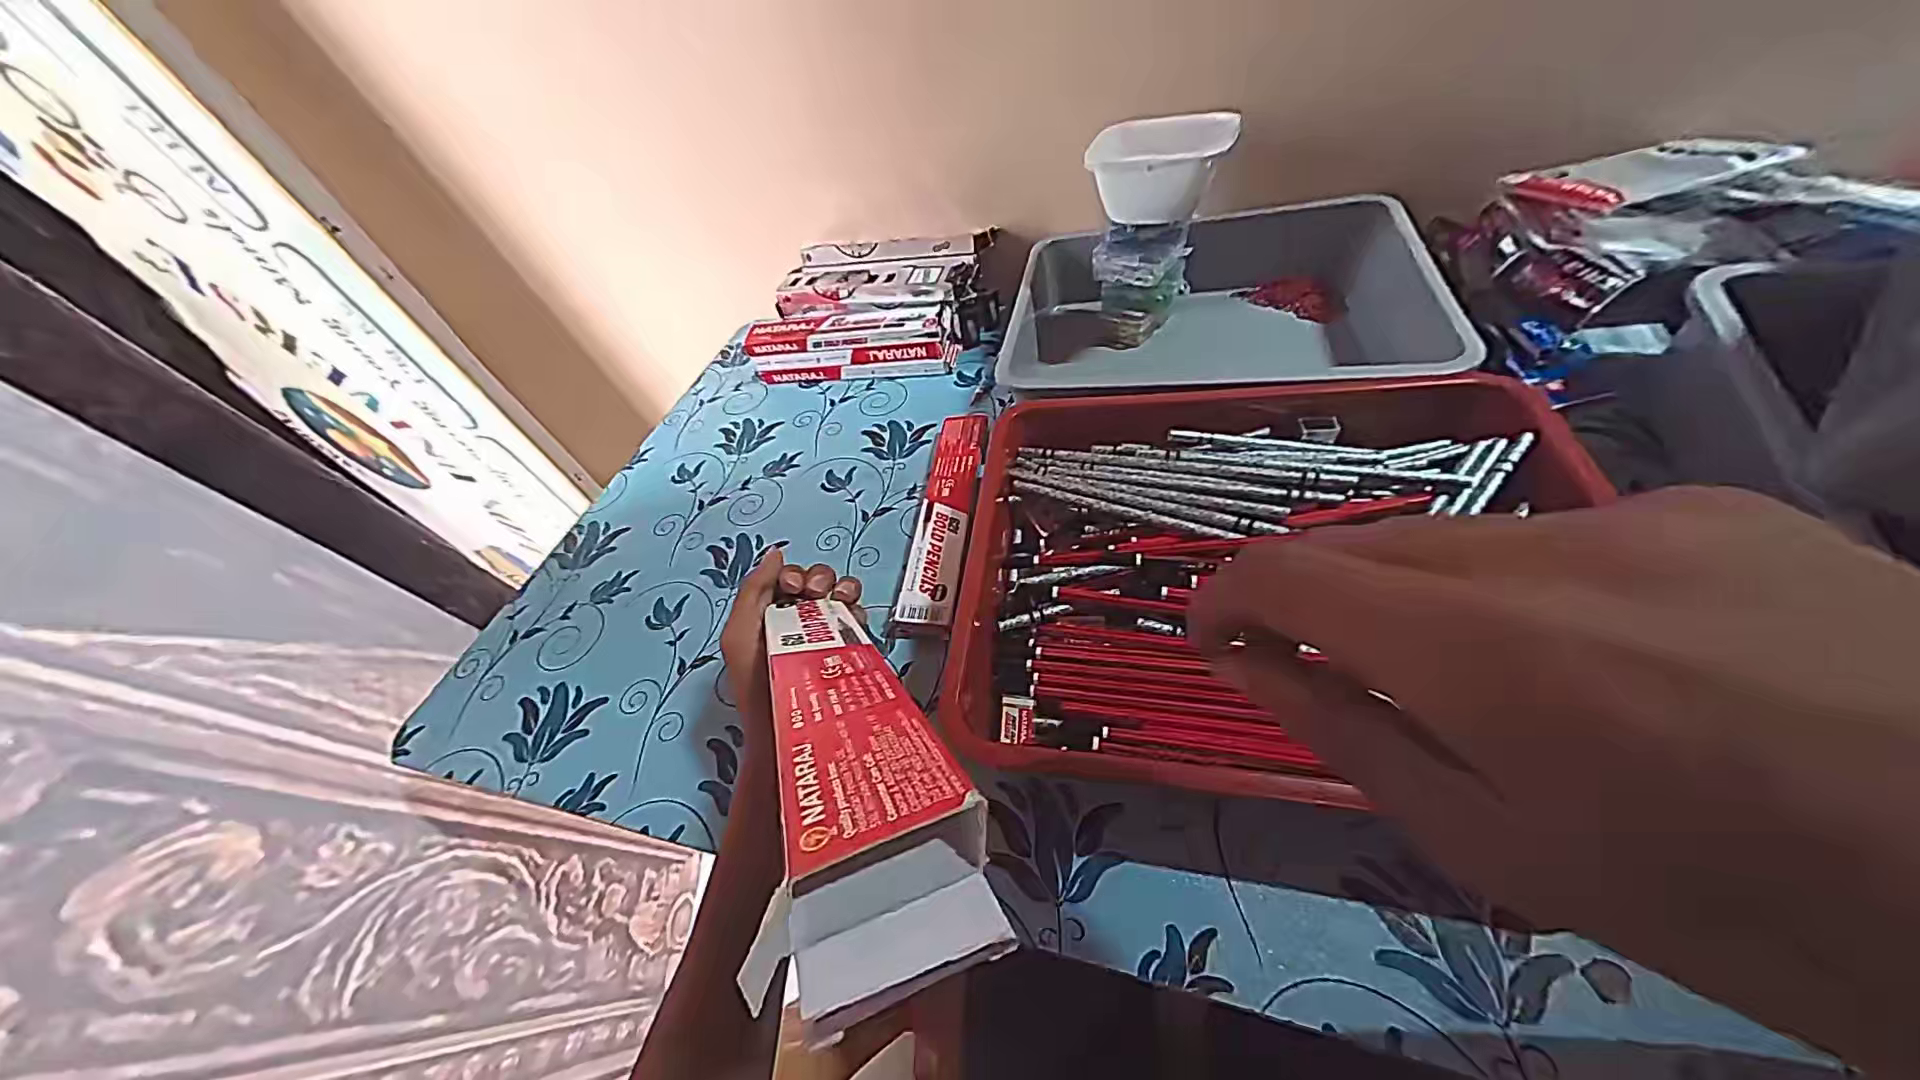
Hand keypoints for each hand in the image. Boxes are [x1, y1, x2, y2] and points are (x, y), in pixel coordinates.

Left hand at [720, 549, 864, 726]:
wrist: (786, 730)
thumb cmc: (756, 687)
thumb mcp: (739, 635)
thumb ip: (752, 590)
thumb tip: (777, 554)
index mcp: (771, 613)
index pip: (789, 578)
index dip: (793, 576)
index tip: (792, 590)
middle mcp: (800, 620)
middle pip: (818, 580)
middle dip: (819, 578)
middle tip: (814, 595)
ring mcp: (827, 633)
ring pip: (842, 594)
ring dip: (842, 588)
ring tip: (837, 602)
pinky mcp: (849, 647)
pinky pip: (859, 618)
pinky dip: (858, 610)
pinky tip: (852, 618)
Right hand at [1189, 486, 1919, 1074]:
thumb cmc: (1738, 908)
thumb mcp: (1491, 843)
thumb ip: (1341, 730)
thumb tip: (1245, 662)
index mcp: (1484, 652)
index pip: (1284, 571)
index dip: (1224, 597)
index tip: (1215, 638)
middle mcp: (1545, 552)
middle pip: (1355, 543)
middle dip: (1307, 600)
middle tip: (1321, 667)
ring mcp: (1637, 514)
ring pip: (1444, 536)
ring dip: (1406, 596)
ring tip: (1467, 677)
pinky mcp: (1711, 506)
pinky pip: (1543, 536)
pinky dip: (1505, 585)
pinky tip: (1588, 652)